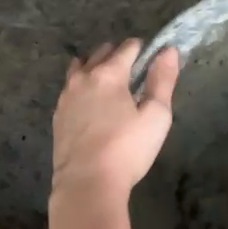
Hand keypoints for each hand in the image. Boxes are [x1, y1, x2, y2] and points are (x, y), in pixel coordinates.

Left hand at [51, 40, 181, 202]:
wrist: (87, 180)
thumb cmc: (127, 149)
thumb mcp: (156, 116)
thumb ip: (162, 81)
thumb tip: (169, 51)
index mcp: (108, 74)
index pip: (126, 49)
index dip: (139, 48)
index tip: (148, 53)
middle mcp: (83, 77)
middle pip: (99, 53)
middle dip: (115, 53)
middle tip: (130, 65)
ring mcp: (66, 94)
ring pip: (79, 67)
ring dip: (93, 65)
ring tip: (107, 76)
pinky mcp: (58, 112)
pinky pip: (69, 87)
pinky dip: (80, 84)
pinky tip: (87, 99)